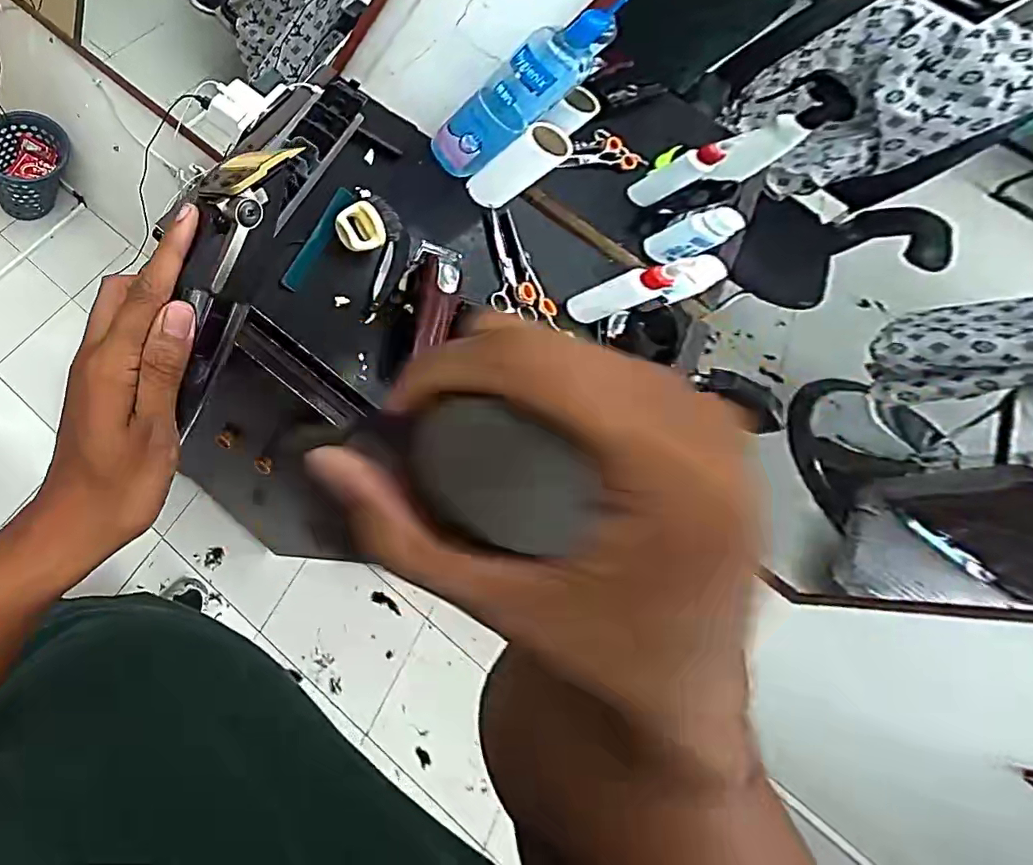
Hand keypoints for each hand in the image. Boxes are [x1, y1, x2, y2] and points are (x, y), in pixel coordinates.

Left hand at [29, 203, 198, 558]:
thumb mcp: (153, 431)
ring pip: (118, 310)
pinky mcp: (94, 382)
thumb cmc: (116, 489)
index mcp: (111, 365)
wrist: (72, 522)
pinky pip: (119, 334)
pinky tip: (169, 337)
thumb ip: (164, 367)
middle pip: (122, 291)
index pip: (145, 295)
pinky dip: (144, 320)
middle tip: (201, 260)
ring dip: (151, 293)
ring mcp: (90, 369)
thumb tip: (178, 312)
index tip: (189, 220)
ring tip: (192, 294)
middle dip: (158, 267)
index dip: (170, 254)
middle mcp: (94, 357)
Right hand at [305, 317, 762, 782]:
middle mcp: (697, 425)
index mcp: (665, 471)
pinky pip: (592, 358)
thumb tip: (329, 460)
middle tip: (419, 418)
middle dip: (460, 365)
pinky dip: (533, 371)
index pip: (530, 365)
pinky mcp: (695, 415)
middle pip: (545, 344)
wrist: (680, 692)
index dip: (444, 369)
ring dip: (494, 366)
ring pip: (565, 341)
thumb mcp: (488, 605)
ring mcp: (704, 414)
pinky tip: (509, 414)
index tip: (400, 411)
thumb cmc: (600, 659)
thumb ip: (396, 535)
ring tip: (456, 417)